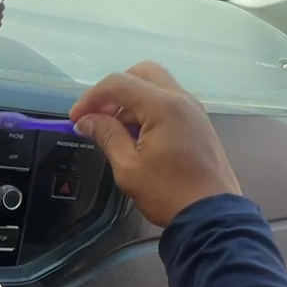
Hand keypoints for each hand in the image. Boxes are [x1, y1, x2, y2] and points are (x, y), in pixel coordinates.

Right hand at [69, 61, 240, 226]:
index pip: (118, 84)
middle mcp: (181, 99)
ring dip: (131, 101)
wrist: (210, 214)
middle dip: (114, 91)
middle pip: (141, 73)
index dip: (91, 98)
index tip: (76, 119)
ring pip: (156, 86)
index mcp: (163, 105)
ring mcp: (193, 110)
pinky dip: (148, 110)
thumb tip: (86, 121)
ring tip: (114, 130)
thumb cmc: (167, 192)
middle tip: (98, 116)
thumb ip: (106, 136)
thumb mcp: (128, 167)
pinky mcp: (198, 123)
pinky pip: (168, 102)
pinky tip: (136, 136)